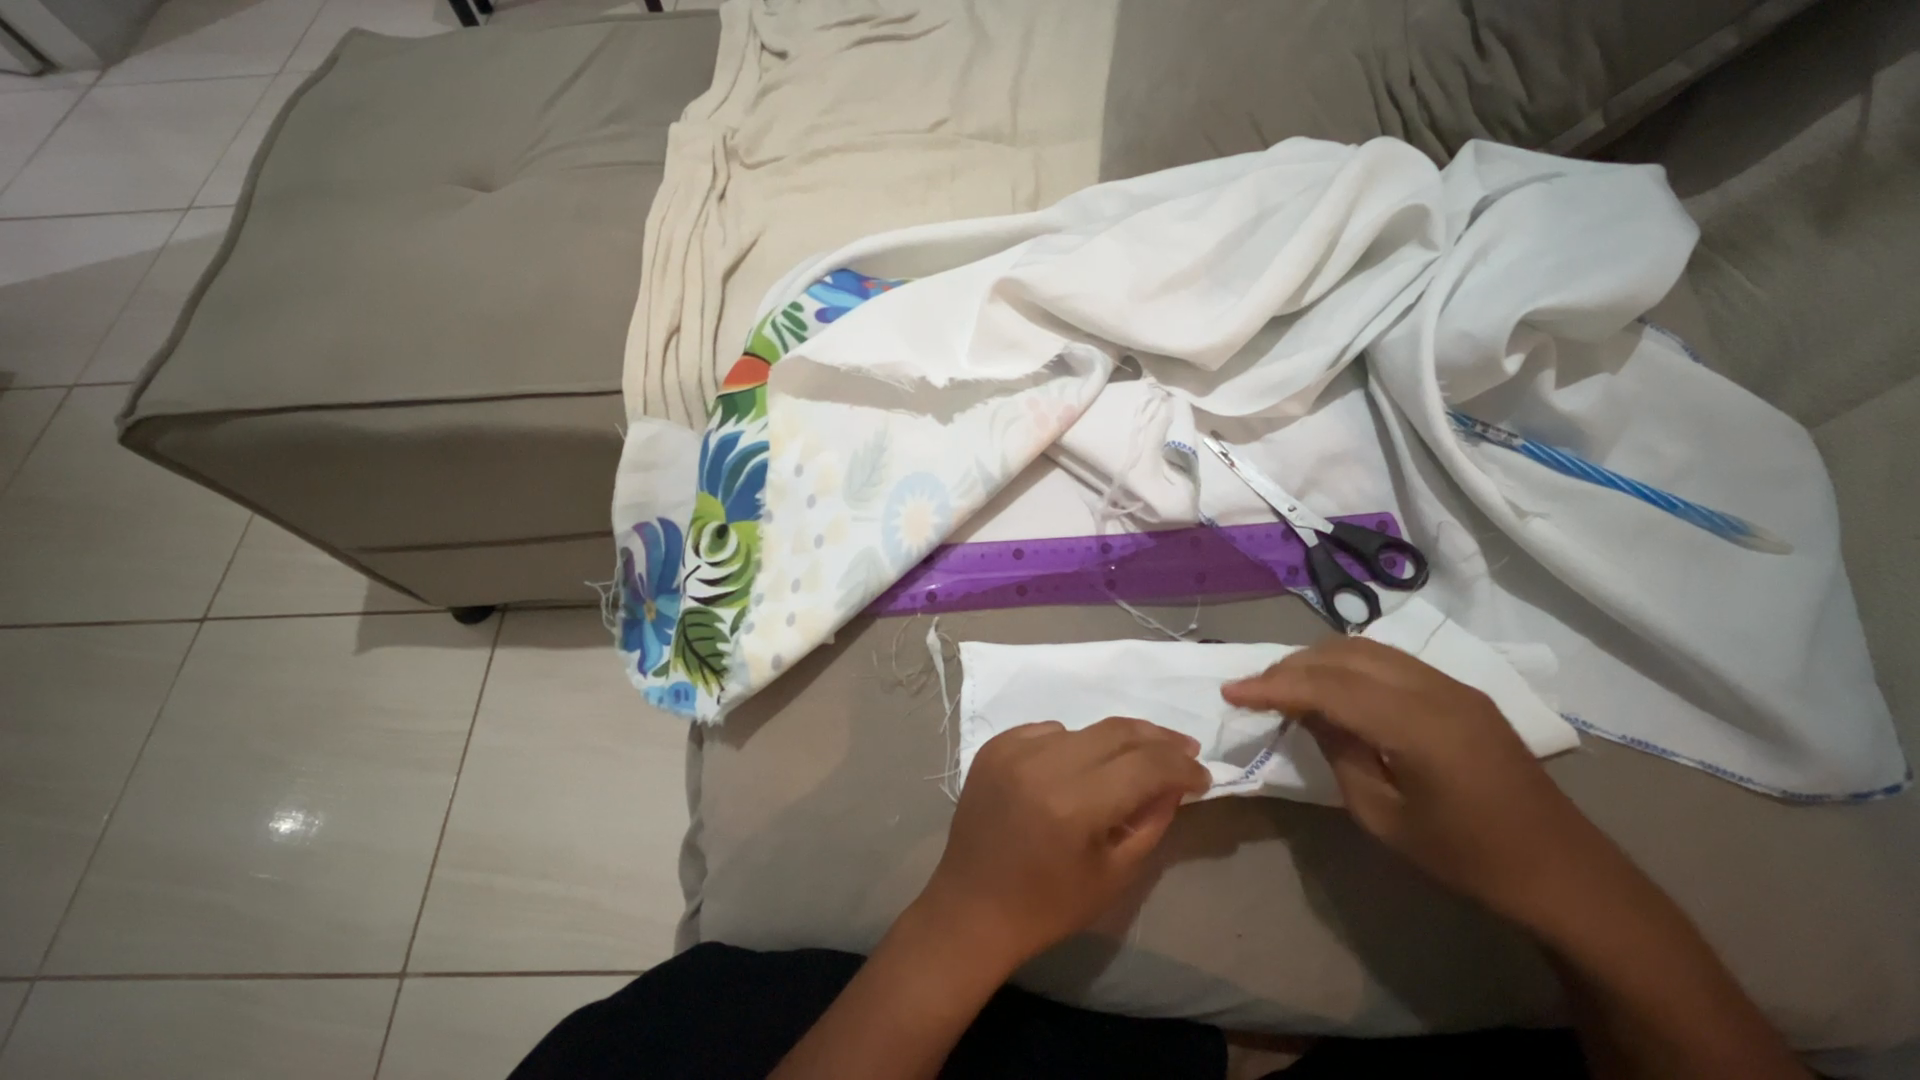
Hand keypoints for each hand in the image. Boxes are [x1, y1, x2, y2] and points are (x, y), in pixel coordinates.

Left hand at [916, 718, 1211, 968]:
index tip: (1202, 777)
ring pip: (1084, 729)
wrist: (972, 909)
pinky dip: (1072, 743)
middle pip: (1117, 732)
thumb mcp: (1115, 874)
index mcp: (1074, 804)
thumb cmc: (1048, 906)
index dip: (1181, 767)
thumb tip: (1177, 781)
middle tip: (1185, 750)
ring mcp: (1012, 751)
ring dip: (1115, 743)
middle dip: (1158, 740)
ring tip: (1135, 762)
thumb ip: (1152, 821)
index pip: (1146, 765)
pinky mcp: (993, 748)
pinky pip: (1047, 732)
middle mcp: (1042, 765)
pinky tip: (1081, 765)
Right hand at [1222, 637, 1607, 927]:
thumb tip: (1310, 713)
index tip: (1231, 693)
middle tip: (1253, 690)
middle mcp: (1436, 689)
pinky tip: (1332, 689)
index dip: (1274, 685)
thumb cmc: (1466, 857)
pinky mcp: (1462, 692)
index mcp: (1418, 725)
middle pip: (1346, 654)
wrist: (1559, 869)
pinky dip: (1350, 666)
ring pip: (1369, 649)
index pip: (1329, 686)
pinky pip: (1392, 661)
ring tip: (1284, 686)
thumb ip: (1340, 754)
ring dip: (1320, 660)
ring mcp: (1454, 685)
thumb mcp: (1384, 817)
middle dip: (1292, 666)